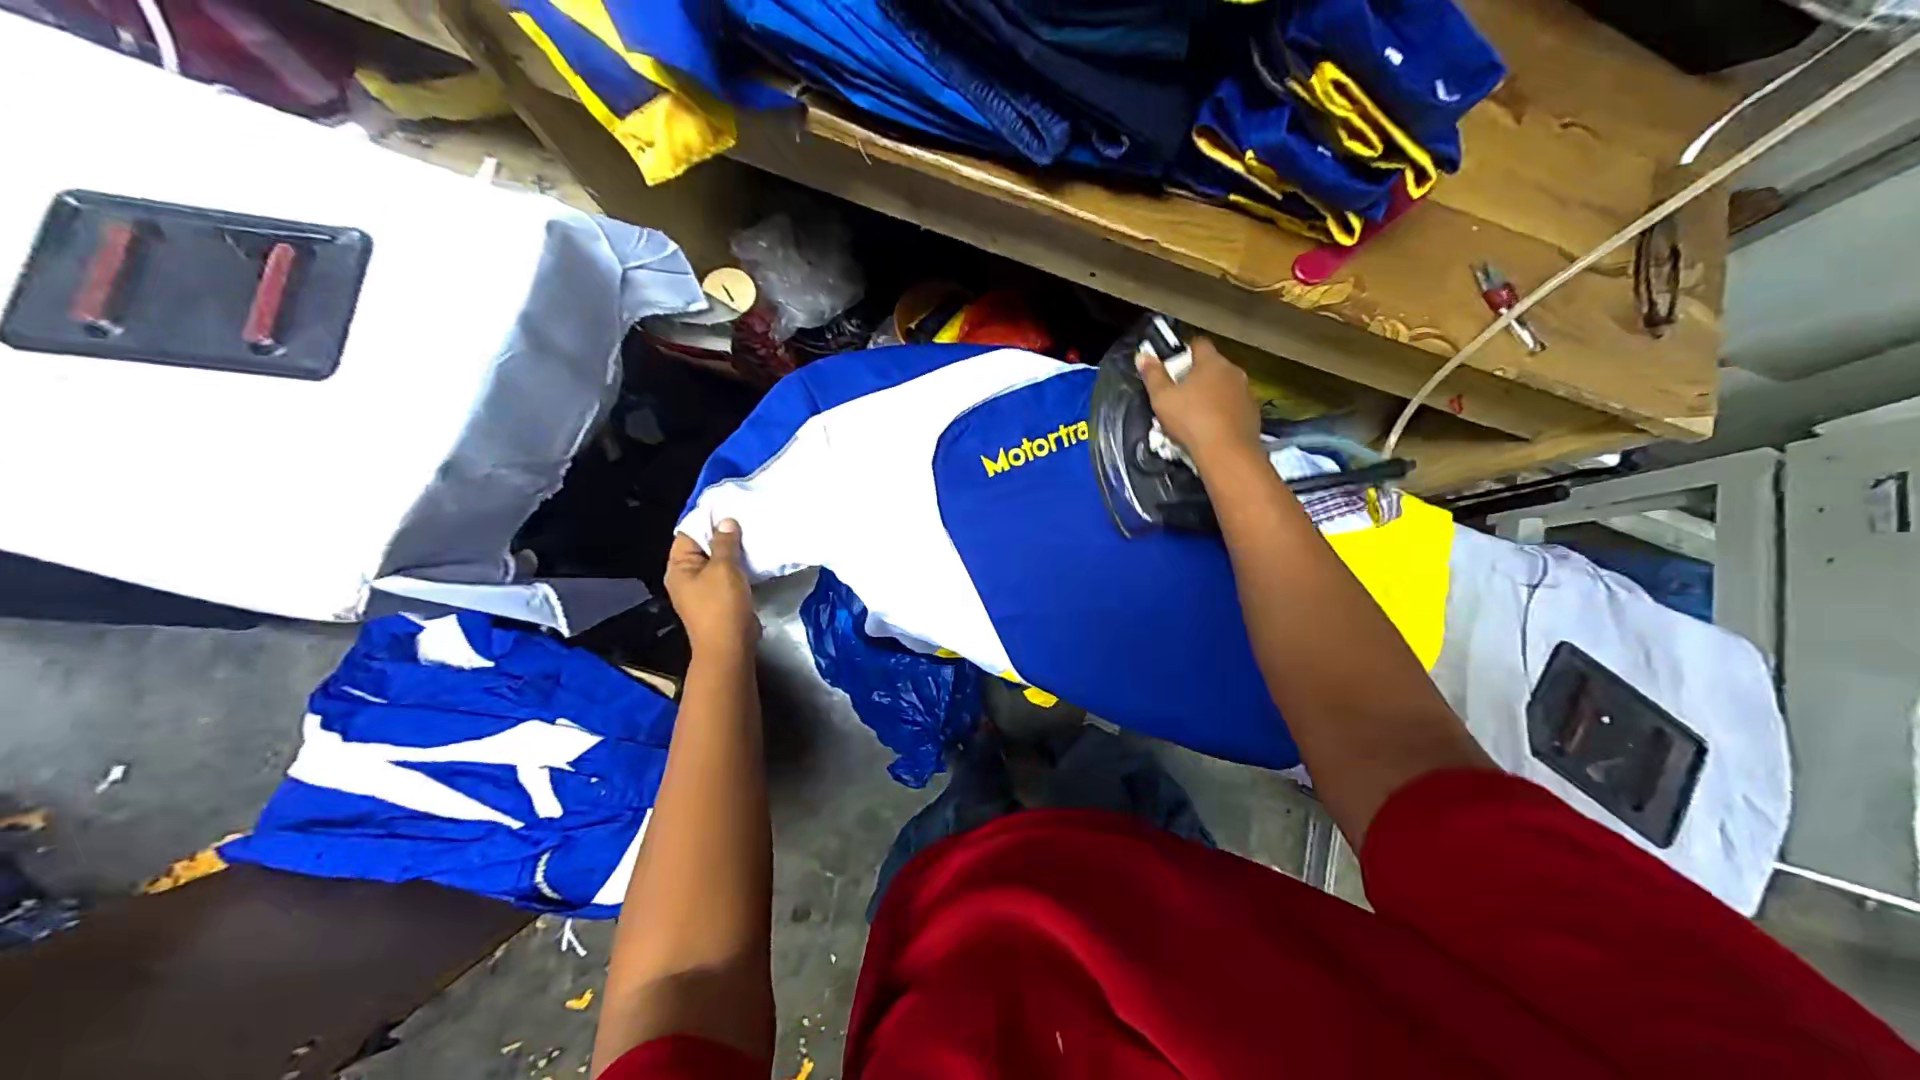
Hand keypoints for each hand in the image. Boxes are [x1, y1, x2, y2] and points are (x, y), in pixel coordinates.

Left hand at [665, 520, 759, 656]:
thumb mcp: (724, 568)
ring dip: (733, 550)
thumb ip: (725, 542)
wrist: (730, 646)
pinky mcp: (719, 598)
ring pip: (717, 561)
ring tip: (752, 534)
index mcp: (678, 567)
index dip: (707, 519)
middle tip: (745, 517)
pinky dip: (738, 566)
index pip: (688, 533)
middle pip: (703, 546)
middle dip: (723, 534)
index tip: (729, 507)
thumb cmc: (721, 605)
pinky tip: (754, 557)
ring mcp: (702, 588)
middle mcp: (686, 576)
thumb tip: (726, 521)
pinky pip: (727, 575)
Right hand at [1136, 337, 1261, 468]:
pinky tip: (1213, 428)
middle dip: (1199, 375)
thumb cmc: (1191, 420)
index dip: (1186, 351)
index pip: (1199, 344)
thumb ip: (1153, 375)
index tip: (1174, 365)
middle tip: (1181, 393)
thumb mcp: (1162, 398)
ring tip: (1197, 413)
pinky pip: (1235, 406)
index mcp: (1211, 362)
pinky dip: (1225, 411)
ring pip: (1226, 386)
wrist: (1227, 452)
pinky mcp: (1254, 413)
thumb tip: (1143, 356)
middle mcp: (1233, 371)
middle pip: (1213, 365)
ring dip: (1213, 394)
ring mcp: (1247, 392)